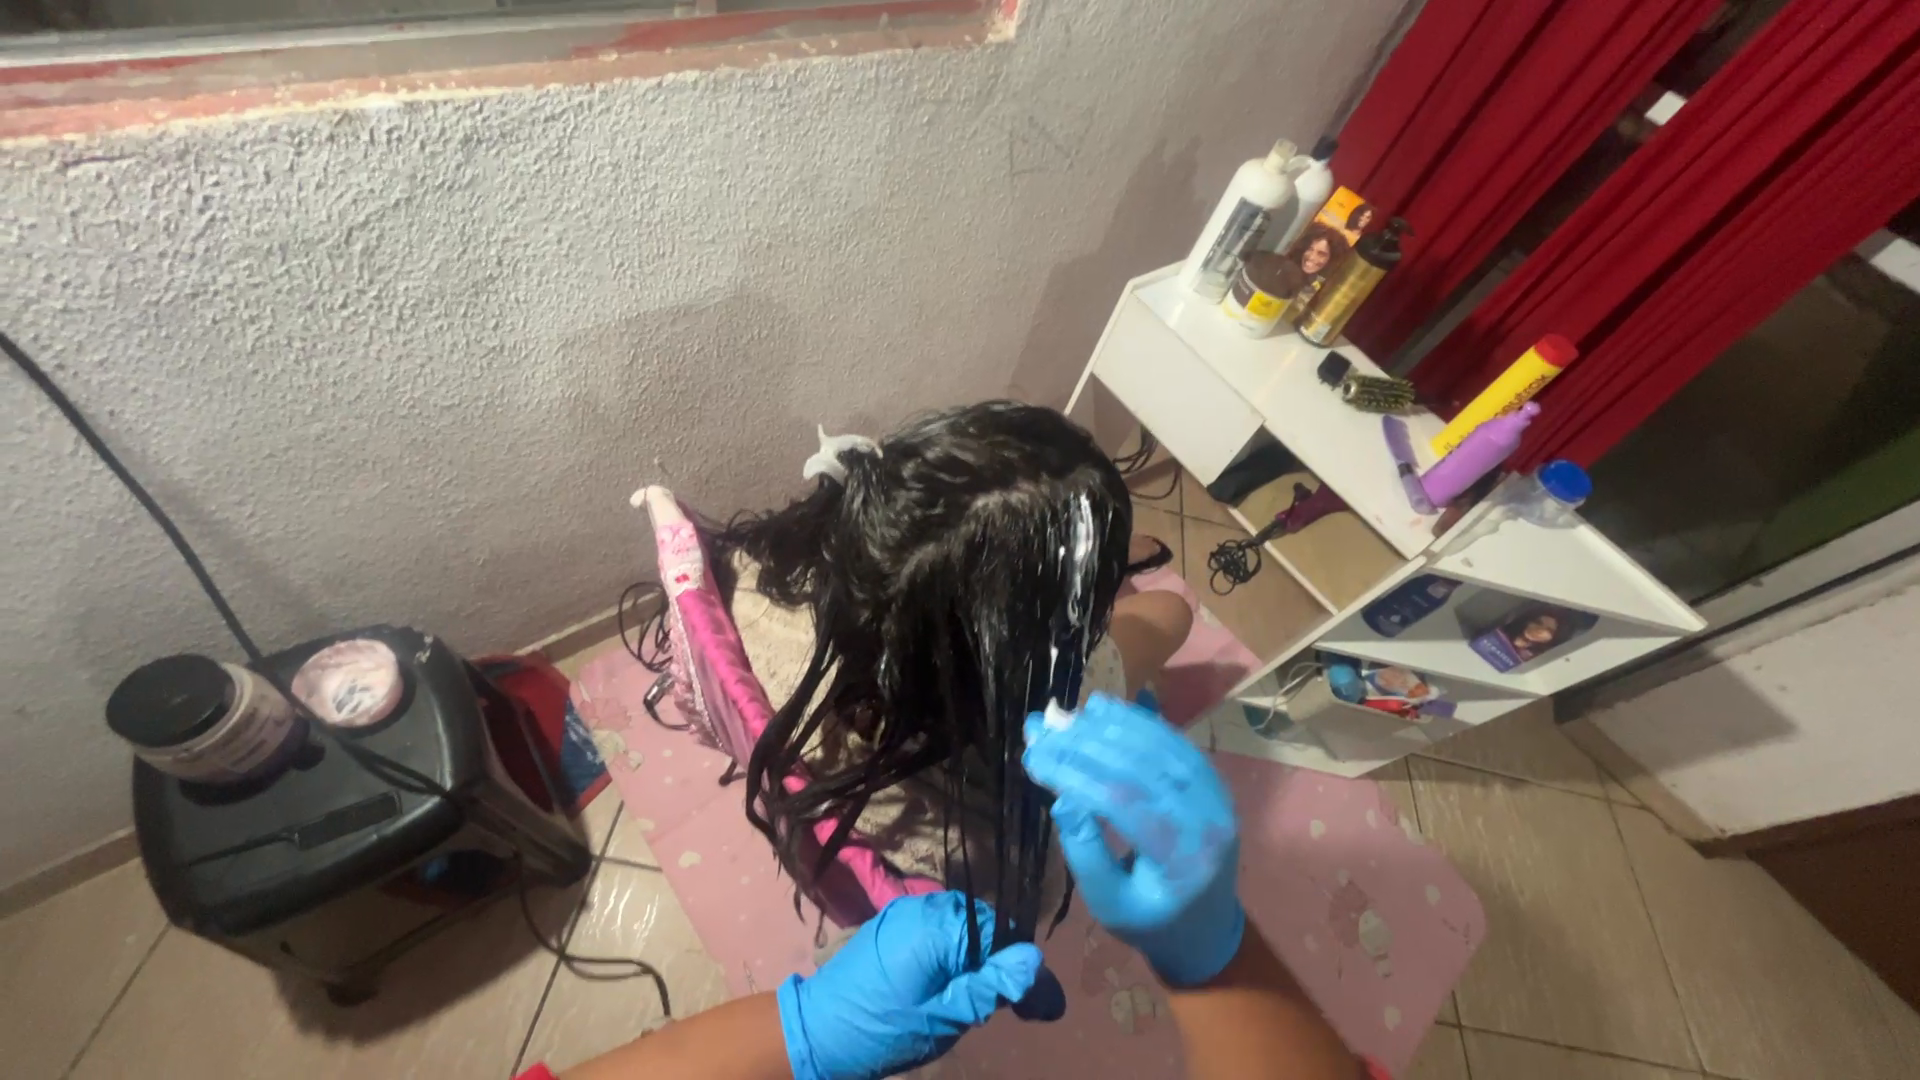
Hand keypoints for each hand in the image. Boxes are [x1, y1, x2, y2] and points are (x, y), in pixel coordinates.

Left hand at [776, 891, 1061, 1079]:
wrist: (817, 1030)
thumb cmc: (884, 1028)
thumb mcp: (944, 1017)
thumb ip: (990, 986)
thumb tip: (1035, 959)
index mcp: (938, 924)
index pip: (1000, 931)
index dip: (1021, 967)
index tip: (1038, 1006)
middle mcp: (925, 905)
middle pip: (983, 925)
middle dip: (1002, 962)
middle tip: (1016, 1008)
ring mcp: (907, 909)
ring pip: (964, 926)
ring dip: (980, 958)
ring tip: (986, 999)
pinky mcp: (895, 921)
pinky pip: (940, 927)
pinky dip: (956, 951)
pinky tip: (956, 982)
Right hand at [1023, 693, 1243, 986]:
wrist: (1208, 927)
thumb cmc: (1149, 922)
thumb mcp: (1109, 906)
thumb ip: (1086, 855)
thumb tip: (1062, 800)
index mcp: (1179, 859)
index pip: (1120, 801)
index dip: (1073, 774)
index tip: (1033, 758)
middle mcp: (1205, 819)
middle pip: (1139, 765)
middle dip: (1084, 743)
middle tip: (1042, 729)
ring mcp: (1214, 795)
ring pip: (1157, 744)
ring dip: (1108, 725)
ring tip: (1066, 717)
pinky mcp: (1211, 780)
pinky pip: (1172, 740)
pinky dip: (1136, 721)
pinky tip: (1103, 709)